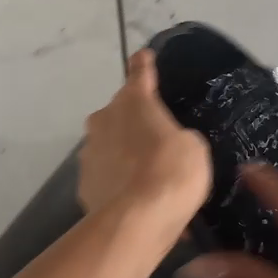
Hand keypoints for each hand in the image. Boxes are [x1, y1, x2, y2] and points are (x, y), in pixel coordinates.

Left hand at [77, 48, 210, 226]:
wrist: (136, 222)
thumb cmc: (171, 172)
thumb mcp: (193, 148)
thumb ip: (179, 137)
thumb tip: (169, 146)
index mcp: (133, 101)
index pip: (139, 72)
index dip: (143, 64)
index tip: (143, 56)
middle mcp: (104, 119)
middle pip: (121, 113)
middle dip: (136, 124)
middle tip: (159, 144)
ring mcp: (89, 152)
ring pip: (111, 147)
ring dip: (127, 157)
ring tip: (150, 183)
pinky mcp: (83, 185)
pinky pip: (107, 178)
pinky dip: (120, 186)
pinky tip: (139, 204)